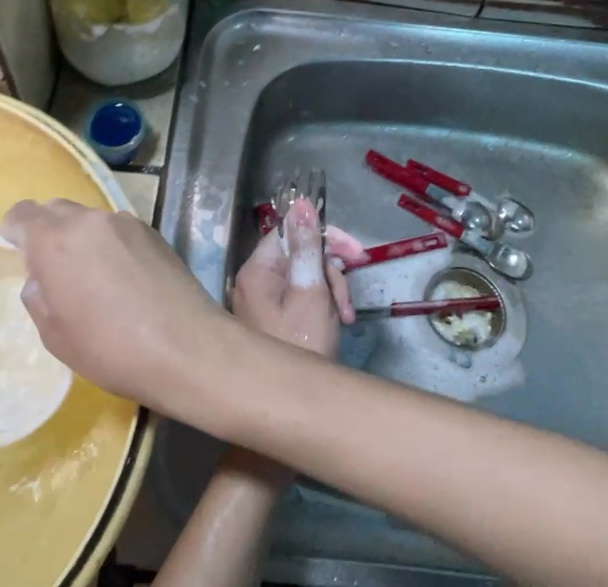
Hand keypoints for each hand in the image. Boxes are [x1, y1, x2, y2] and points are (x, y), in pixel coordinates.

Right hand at [1, 198, 229, 406]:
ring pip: (91, 220)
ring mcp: (127, 222)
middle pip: (57, 210)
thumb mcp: (55, 335)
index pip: (22, 213)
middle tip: (54, 272)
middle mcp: (91, 220)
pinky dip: (111, 245)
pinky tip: (123, 280)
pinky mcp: (155, 233)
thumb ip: (39, 296)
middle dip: (48, 233)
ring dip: (82, 239)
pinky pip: (118, 230)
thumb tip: (43, 279)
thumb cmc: (110, 348)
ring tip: (94, 280)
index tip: (17, 254)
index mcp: (56, 240)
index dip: (14, 231)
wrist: (186, 348)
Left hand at [230, 197, 351, 358]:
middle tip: (348, 295)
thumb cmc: (302, 345)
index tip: (355, 252)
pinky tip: (337, 322)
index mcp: (256, 271)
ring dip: (330, 290)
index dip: (323, 236)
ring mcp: (260, 301)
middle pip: (298, 254)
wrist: (293, 406)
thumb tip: (301, 202)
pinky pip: (299, 296)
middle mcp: (252, 281)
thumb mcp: (311, 292)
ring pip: (304, 276)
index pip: (289, 231)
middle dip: (329, 270)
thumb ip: (308, 246)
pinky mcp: (271, 319)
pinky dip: (321, 305)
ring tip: (344, 316)